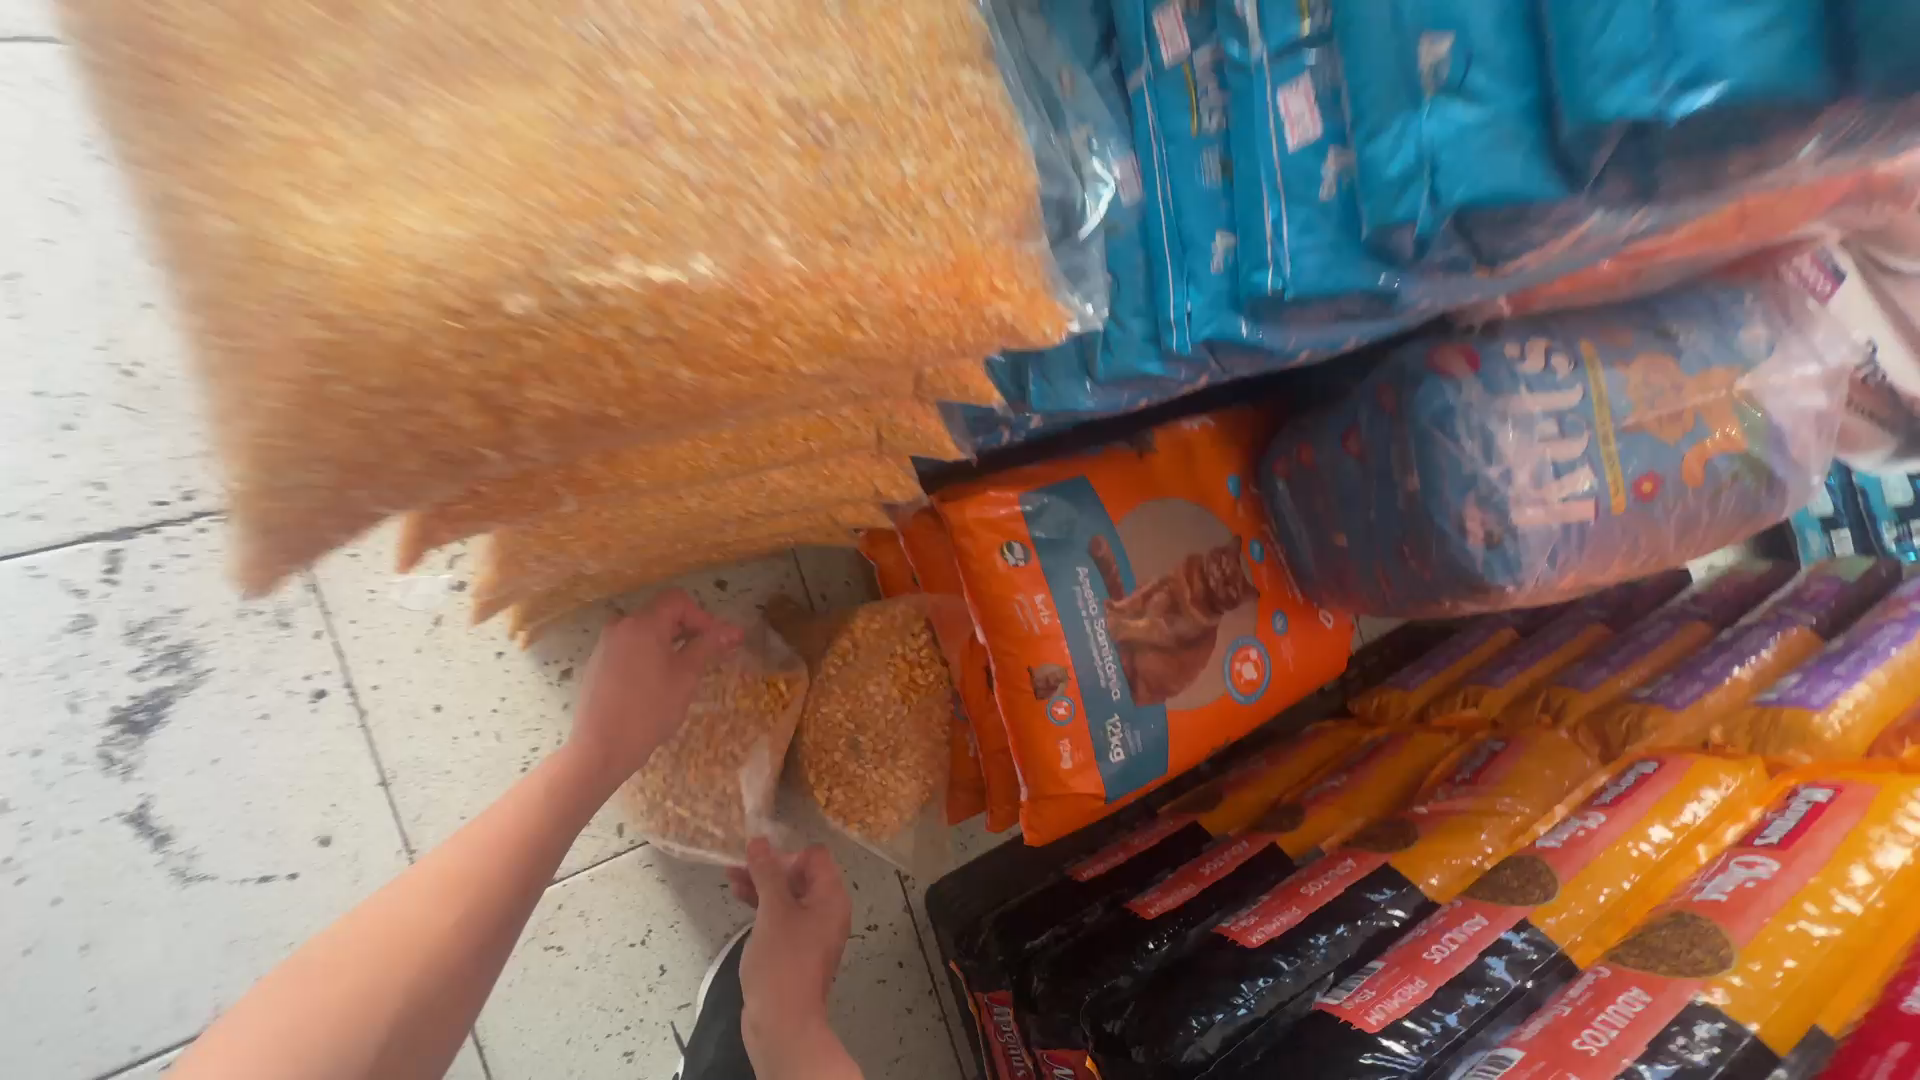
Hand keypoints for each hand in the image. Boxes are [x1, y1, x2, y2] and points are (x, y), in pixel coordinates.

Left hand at [570, 589, 742, 782]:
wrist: (600, 749)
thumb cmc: (649, 711)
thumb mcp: (686, 676)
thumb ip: (708, 646)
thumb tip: (733, 629)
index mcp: (642, 624)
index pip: (678, 600)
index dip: (702, 616)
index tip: (717, 641)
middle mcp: (620, 626)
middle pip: (661, 613)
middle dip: (689, 629)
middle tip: (709, 655)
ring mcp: (606, 645)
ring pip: (646, 631)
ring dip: (671, 642)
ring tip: (686, 670)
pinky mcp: (599, 664)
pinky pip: (631, 647)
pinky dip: (651, 654)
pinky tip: (659, 682)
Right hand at [731, 839, 852, 1058]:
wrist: (783, 1023)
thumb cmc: (783, 960)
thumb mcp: (773, 910)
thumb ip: (767, 873)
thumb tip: (759, 841)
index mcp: (832, 896)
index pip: (816, 857)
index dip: (788, 853)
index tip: (760, 859)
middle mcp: (828, 910)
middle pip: (801, 874)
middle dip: (770, 867)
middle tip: (738, 864)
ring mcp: (813, 931)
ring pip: (788, 895)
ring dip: (762, 884)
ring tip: (730, 877)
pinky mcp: (796, 948)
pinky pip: (783, 915)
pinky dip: (764, 905)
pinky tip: (740, 899)